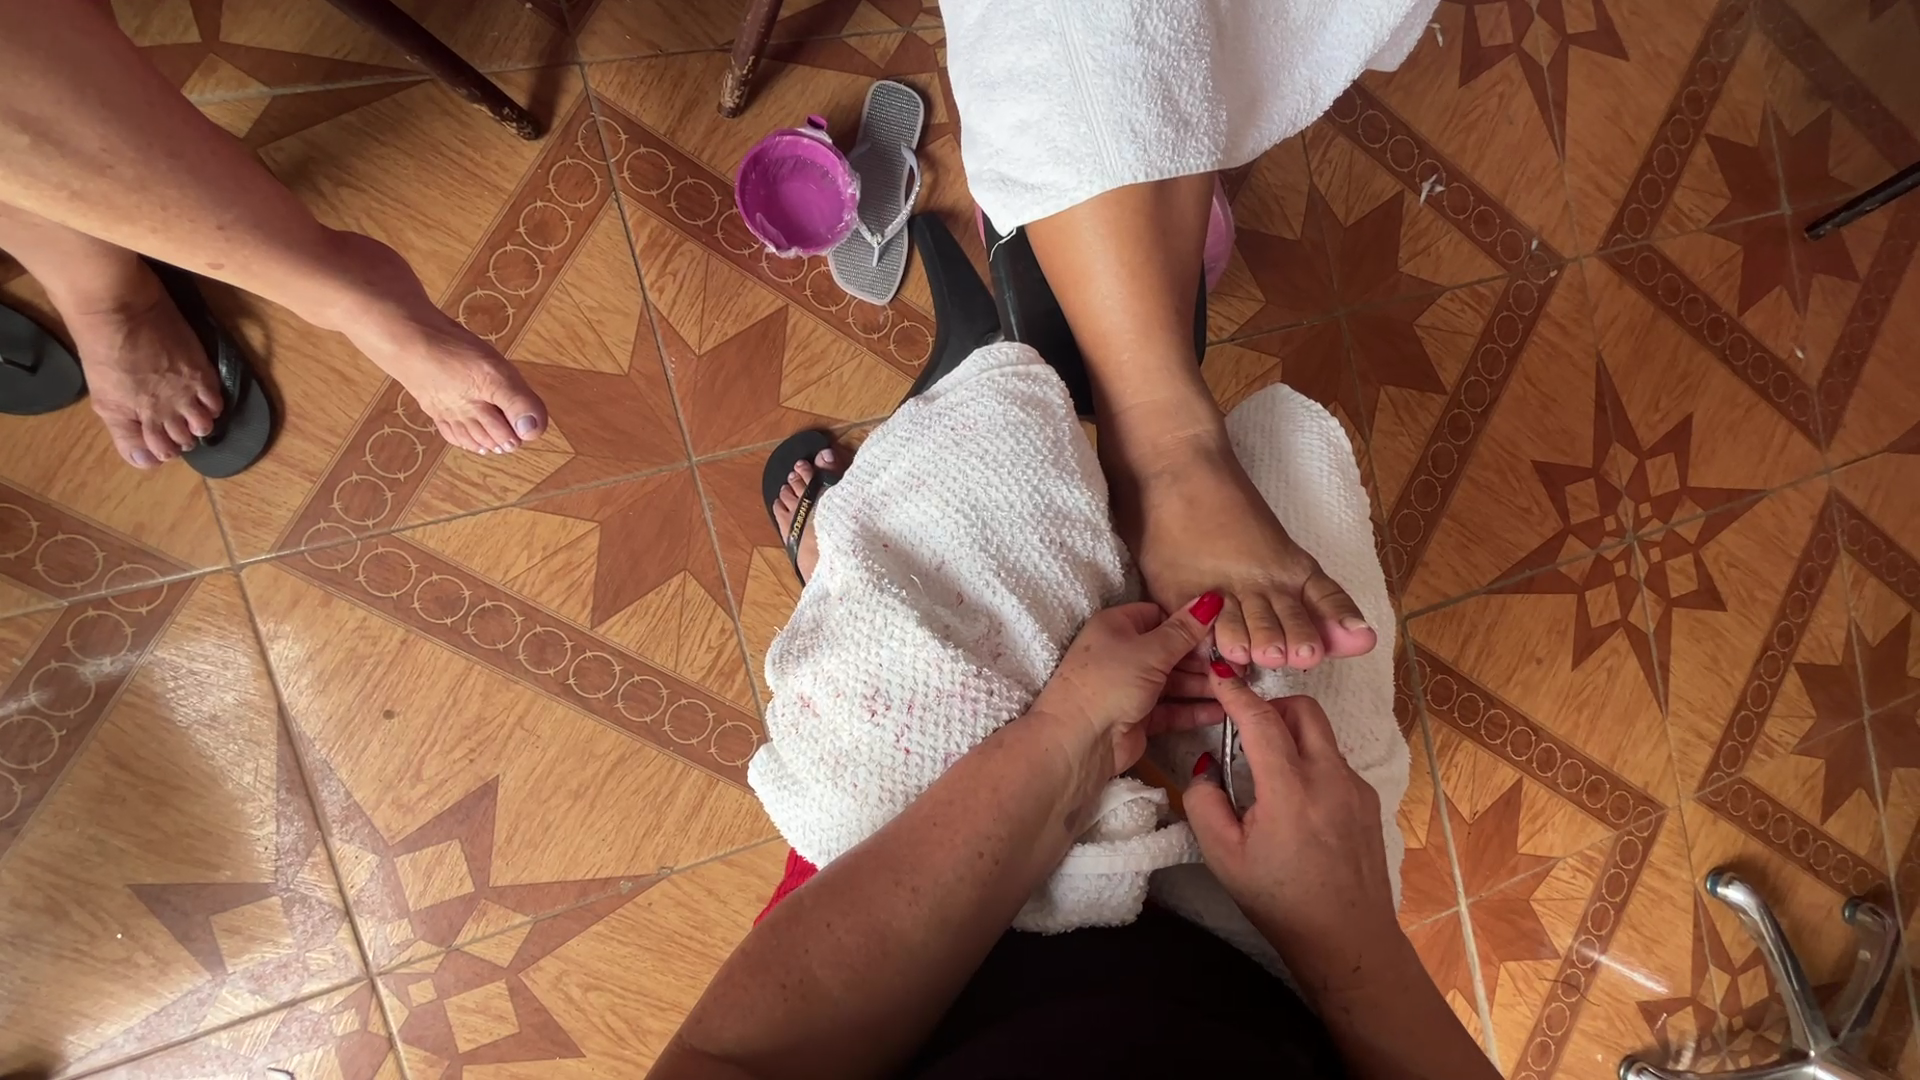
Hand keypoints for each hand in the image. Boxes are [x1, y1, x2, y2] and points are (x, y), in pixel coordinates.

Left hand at [1030, 593, 1228, 773]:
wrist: (1079, 739)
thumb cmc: (1109, 681)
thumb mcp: (1150, 651)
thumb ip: (1183, 630)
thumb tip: (1211, 599)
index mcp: (1116, 626)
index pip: (1158, 616)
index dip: (1188, 623)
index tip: (1221, 632)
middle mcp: (1122, 653)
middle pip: (1170, 650)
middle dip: (1202, 658)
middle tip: (1238, 664)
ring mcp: (1130, 686)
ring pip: (1174, 680)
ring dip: (1203, 684)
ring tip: (1239, 687)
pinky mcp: (1139, 715)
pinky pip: (1172, 707)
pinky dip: (1194, 709)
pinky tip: (1223, 710)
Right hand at [1184, 677, 1399, 979]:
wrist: (1348, 941)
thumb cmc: (1279, 899)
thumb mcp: (1221, 855)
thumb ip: (1202, 800)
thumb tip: (1207, 764)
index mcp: (1290, 791)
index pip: (1262, 720)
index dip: (1236, 692)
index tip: (1219, 674)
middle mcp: (1330, 779)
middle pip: (1303, 708)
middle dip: (1270, 704)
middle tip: (1246, 728)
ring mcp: (1355, 788)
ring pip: (1320, 733)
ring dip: (1289, 732)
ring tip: (1266, 769)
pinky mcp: (1368, 800)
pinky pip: (1332, 759)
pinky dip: (1307, 758)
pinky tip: (1294, 798)